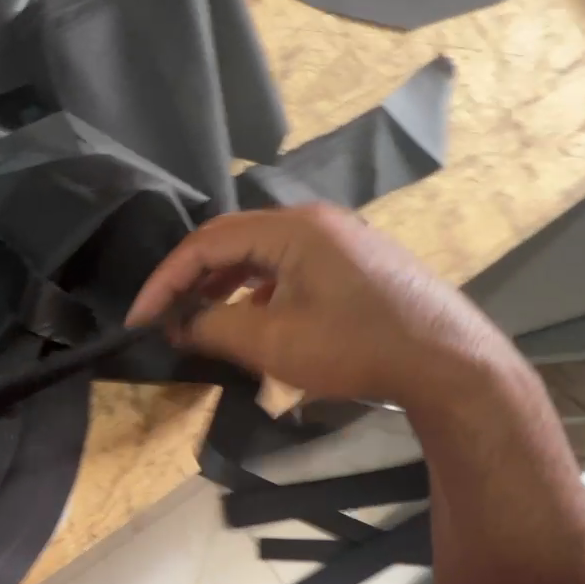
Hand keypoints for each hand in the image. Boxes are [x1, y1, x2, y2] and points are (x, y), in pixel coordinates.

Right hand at [125, 204, 523, 411]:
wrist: (446, 361)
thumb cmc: (354, 347)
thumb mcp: (270, 341)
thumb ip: (212, 327)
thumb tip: (176, 325)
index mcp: (292, 229)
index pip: (206, 243)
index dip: (164, 281)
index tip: (138, 319)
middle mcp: (312, 222)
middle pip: (228, 241)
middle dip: (186, 280)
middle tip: (158, 316)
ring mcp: (334, 240)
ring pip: (254, 254)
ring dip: (216, 285)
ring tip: (192, 320)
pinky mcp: (347, 263)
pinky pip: (281, 267)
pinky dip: (248, 290)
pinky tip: (242, 319)